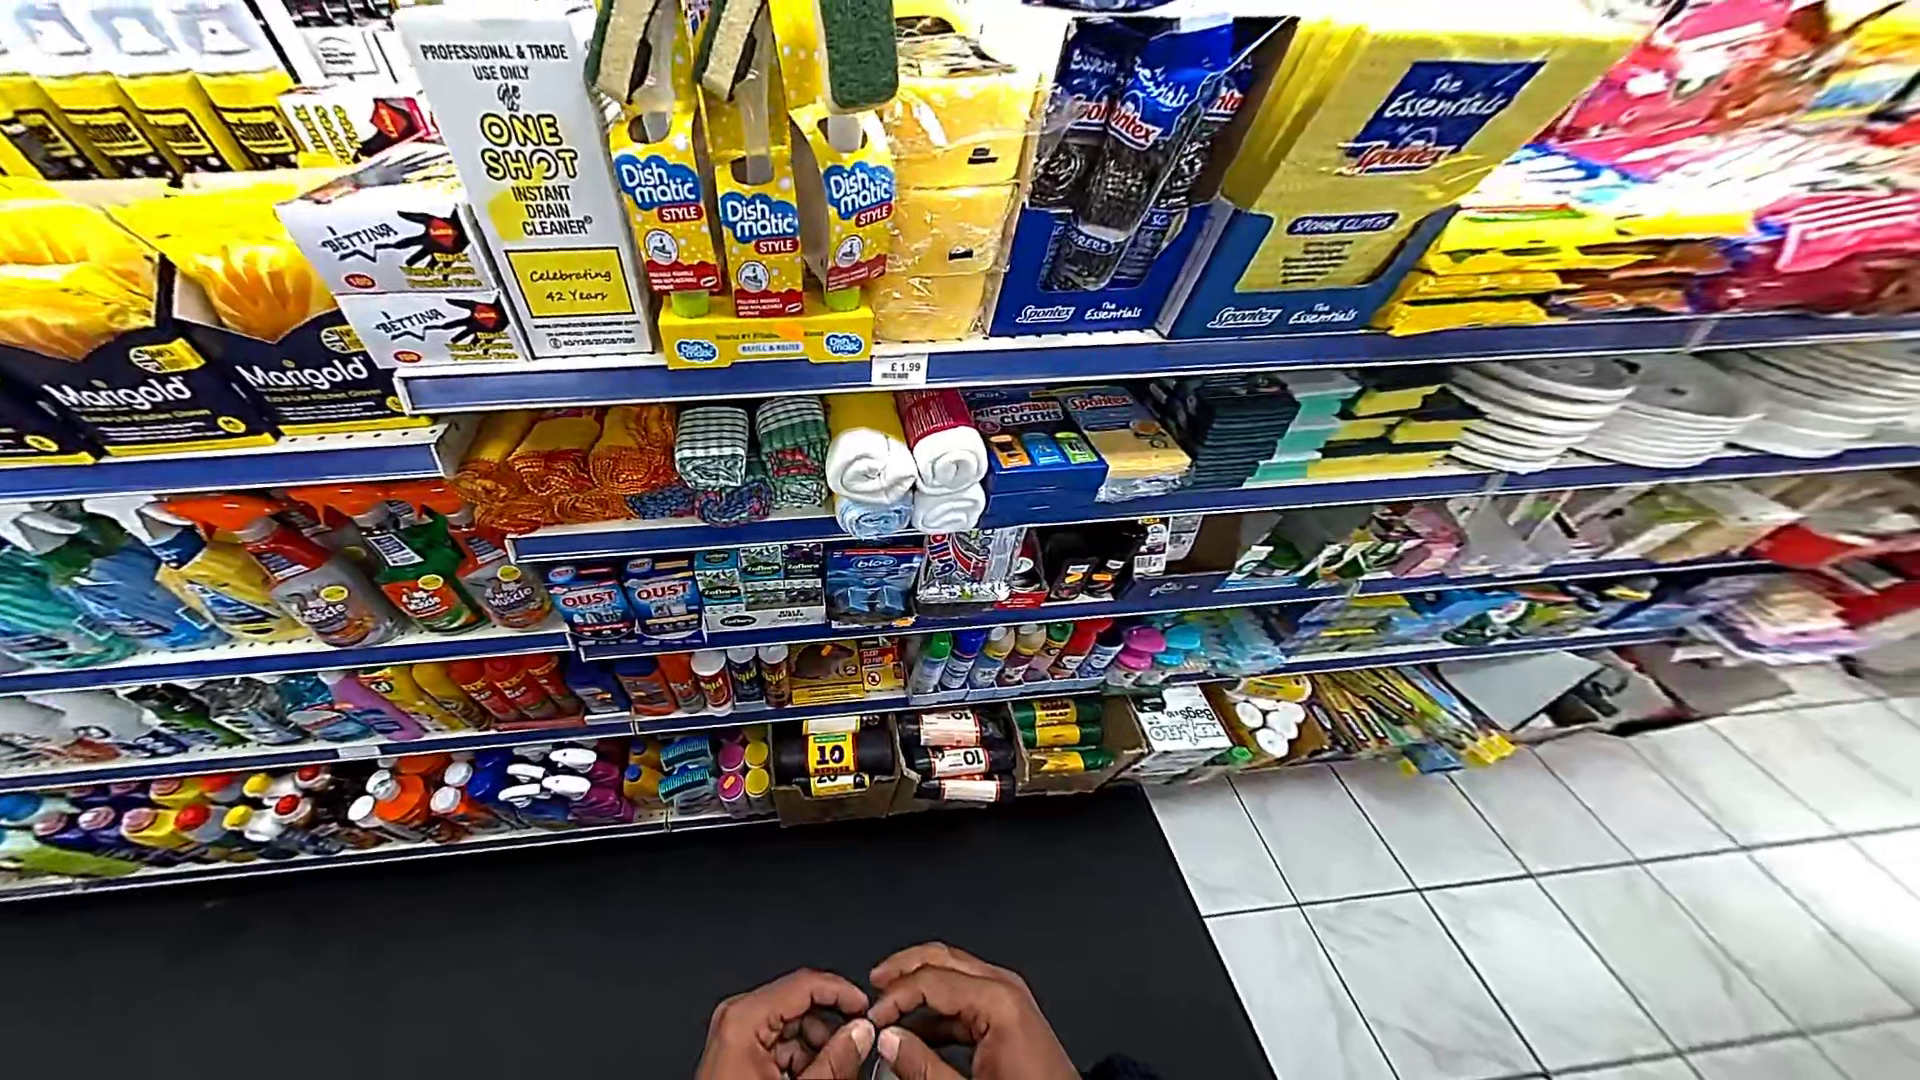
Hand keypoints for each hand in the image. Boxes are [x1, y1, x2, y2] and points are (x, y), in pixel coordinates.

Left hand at [696, 968, 874, 1079]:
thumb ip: (834, 1061)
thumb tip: (860, 1032)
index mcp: (745, 1017)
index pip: (806, 983)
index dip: (843, 993)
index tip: (866, 1008)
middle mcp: (736, 1016)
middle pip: (800, 1004)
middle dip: (829, 1027)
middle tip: (852, 1047)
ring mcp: (734, 1033)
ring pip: (792, 1022)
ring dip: (816, 1045)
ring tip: (829, 1072)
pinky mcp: (736, 1050)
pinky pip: (778, 1039)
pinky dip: (799, 1057)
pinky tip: (809, 1077)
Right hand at [866, 942, 1078, 1079]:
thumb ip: (924, 1068)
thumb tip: (888, 1039)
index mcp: (997, 1000)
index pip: (931, 979)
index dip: (894, 996)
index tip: (871, 1018)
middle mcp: (1004, 987)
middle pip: (943, 958)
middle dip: (905, 969)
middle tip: (874, 986)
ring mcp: (1009, 996)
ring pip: (953, 972)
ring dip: (919, 986)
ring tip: (889, 1006)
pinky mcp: (1009, 1013)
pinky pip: (965, 996)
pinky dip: (937, 1006)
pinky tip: (917, 1029)